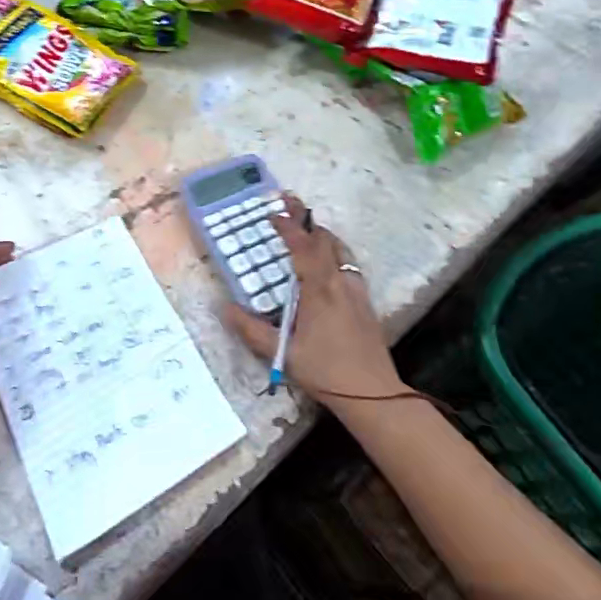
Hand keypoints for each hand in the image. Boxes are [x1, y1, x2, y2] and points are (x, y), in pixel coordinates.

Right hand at [221, 195, 404, 405]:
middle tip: (288, 204)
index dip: (288, 226)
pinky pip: (348, 264)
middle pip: (325, 239)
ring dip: (322, 234)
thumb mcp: (283, 354)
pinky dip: (335, 251)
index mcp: (319, 289)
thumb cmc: (326, 372)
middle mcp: (340, 281)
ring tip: (307, 228)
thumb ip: (252, 330)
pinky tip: (328, 263)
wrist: (375, 395)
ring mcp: (356, 289)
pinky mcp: (365, 301)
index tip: (273, 211)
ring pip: (341, 249)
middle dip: (305, 220)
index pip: (303, 246)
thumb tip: (225, 308)